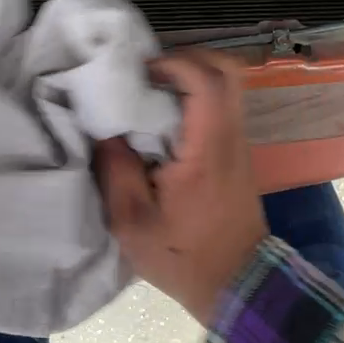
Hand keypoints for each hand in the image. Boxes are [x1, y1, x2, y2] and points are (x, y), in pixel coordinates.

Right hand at [93, 52, 268, 326]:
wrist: (238, 282)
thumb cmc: (184, 255)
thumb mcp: (133, 223)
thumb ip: (116, 171)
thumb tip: (103, 129)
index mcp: (208, 147)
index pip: (207, 82)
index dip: (175, 64)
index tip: (140, 72)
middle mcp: (231, 135)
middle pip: (227, 71)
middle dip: (189, 60)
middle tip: (150, 73)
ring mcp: (240, 142)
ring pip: (229, 86)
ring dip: (194, 78)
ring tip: (153, 93)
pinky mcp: (238, 153)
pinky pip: (224, 106)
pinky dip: (199, 97)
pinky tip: (167, 118)